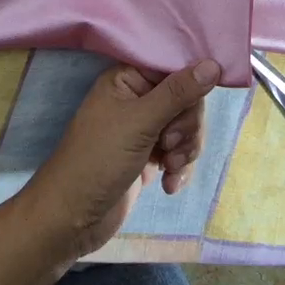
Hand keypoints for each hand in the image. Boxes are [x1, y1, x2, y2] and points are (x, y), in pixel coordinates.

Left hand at [17, 60, 219, 264]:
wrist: (71, 220)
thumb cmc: (99, 161)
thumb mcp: (140, 122)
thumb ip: (179, 93)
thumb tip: (214, 64)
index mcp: (128, 79)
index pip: (172, 65)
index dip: (189, 82)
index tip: (195, 103)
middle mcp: (137, 98)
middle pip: (184, 98)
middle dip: (186, 125)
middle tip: (169, 144)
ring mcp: (143, 129)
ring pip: (185, 126)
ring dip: (185, 149)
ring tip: (171, 168)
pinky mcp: (149, 156)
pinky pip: (179, 151)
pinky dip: (180, 167)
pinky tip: (170, 185)